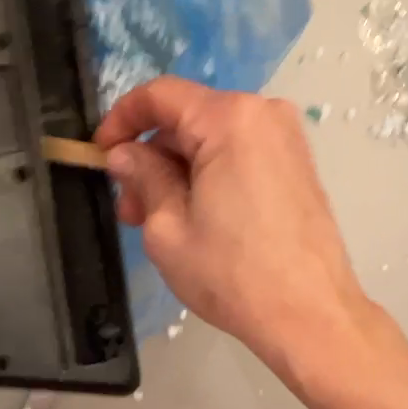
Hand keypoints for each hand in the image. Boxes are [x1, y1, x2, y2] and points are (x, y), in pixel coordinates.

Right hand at [94, 77, 368, 369]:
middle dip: (150, 157)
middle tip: (129, 209)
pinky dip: (207, 177)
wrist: (307, 313)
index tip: (100, 154)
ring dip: (176, 172)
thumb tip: (125, 154)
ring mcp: (286, 140)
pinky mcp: (296, 167)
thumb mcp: (167, 228)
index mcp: (229, 119)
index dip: (121, 119)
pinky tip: (193, 219)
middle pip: (187, 119)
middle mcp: (263, 115)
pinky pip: (238, 156)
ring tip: (156, 222)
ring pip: (211, 141)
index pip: (160, 95)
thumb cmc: (231, 274)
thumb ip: (143, 178)